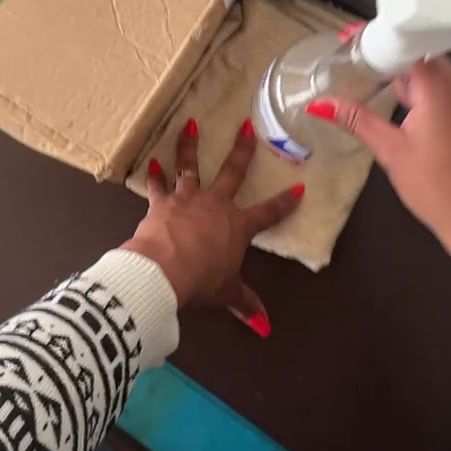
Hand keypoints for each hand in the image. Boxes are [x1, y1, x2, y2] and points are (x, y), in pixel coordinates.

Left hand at [121, 118, 303, 336]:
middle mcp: (215, 204)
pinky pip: (157, 186)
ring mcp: (186, 200)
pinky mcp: (160, 203)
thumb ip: (245, 303)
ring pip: (190, 167)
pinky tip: (151, 161)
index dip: (284, 202)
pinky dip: (153, 175)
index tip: (299, 188)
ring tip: (190, 123)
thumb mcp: (227, 293)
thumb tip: (265, 326)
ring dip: (190, 145)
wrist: (165, 270)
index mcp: (237, 226)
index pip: (268, 213)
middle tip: (247, 126)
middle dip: (242, 150)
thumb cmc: (202, 280)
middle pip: (232, 173)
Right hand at [309, 57, 450, 285]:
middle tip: (351, 58)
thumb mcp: (391, 152)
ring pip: (433, 71)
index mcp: (440, 89)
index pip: (406, 45)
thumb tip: (319, 103)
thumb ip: (357, 120)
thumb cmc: (438, 190)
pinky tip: (399, 100)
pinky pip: (444, 87)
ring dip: (404, 72)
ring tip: (368, 76)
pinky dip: (420, 88)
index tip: (346, 38)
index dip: (375, 38)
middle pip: (420, 54)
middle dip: (387, 54)